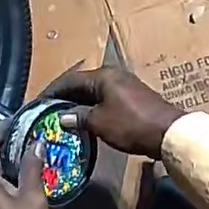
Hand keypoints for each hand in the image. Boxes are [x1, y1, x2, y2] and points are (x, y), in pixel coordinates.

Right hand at [46, 66, 183, 158]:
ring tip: (64, 116)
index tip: (39, 102)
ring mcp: (125, 84)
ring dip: (79, 102)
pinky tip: (86, 118)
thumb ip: (78, 117)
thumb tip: (62, 117)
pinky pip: (105, 97)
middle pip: (81, 84)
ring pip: (94, 91)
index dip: (52, 91)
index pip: (69, 80)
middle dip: (64, 97)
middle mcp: (112, 75)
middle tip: (49, 110)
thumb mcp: (99, 122)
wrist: (169, 133)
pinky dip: (92, 106)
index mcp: (102, 76)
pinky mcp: (133, 96)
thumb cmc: (131, 124)